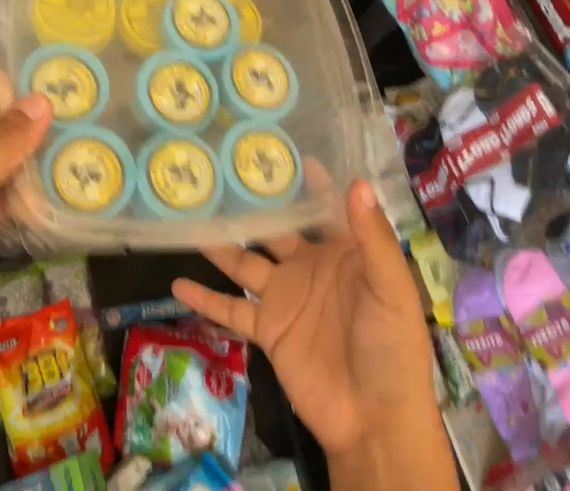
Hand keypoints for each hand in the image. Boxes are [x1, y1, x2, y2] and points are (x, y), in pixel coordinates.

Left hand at [0, 60, 50, 344]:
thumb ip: (7, 139)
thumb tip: (42, 99)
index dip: (3, 80)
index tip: (39, 100)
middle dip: (29, 113)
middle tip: (75, 120)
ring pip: (5, 146)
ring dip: (34, 148)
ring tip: (76, 149)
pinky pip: (7, 180)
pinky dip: (29, 181)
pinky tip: (60, 186)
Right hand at [173, 180, 449, 479]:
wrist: (373, 419)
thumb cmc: (392, 348)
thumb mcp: (391, 289)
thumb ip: (372, 238)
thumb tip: (356, 181)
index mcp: (346, 253)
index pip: (326, 207)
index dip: (311, 182)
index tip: (286, 150)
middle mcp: (312, 267)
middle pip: (277, 229)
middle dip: (254, 204)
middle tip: (221, 172)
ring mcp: (286, 298)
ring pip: (246, 262)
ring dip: (221, 243)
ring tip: (190, 216)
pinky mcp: (268, 329)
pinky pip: (231, 309)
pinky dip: (205, 298)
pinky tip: (177, 282)